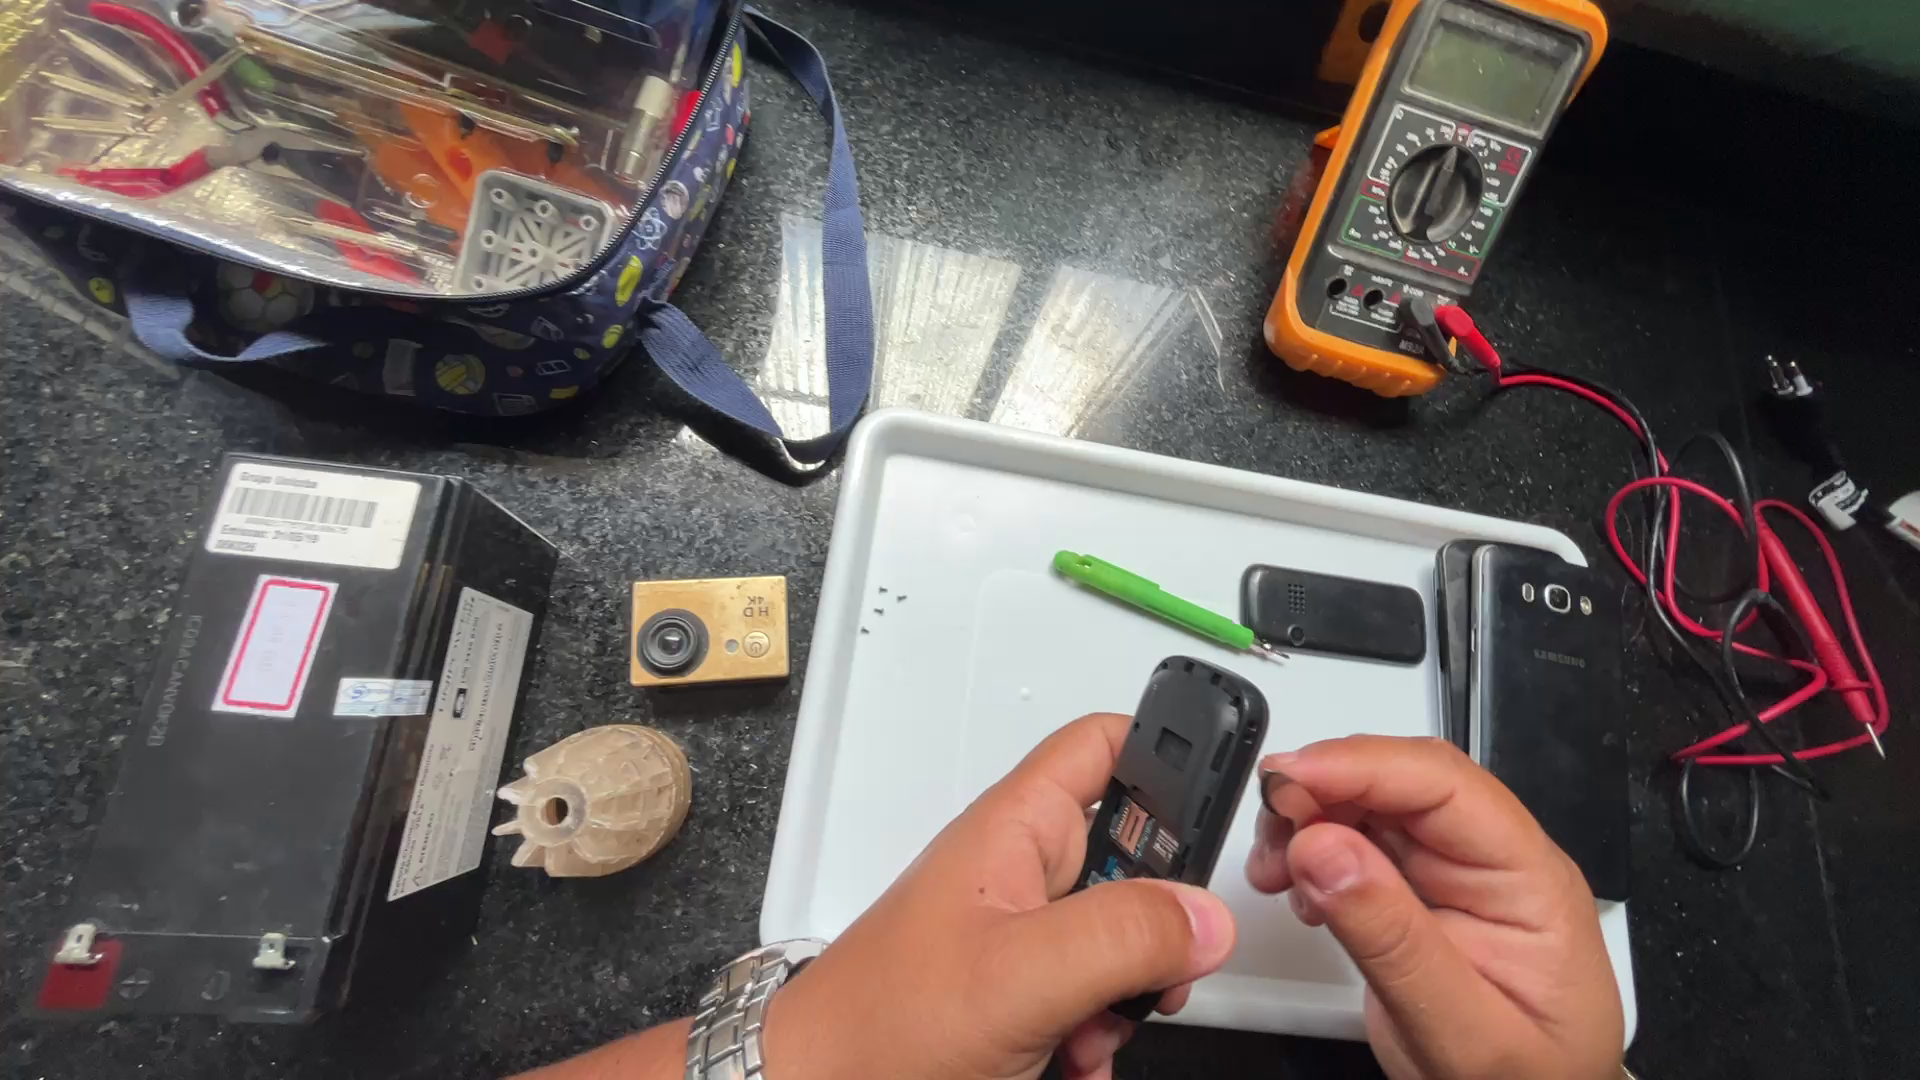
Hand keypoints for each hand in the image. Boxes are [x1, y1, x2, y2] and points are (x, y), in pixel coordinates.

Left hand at [763, 713, 1236, 1079]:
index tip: (1220, 798)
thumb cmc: (888, 1019)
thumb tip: (1207, 914)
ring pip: (1122, 925)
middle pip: (1131, 847)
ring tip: (1096, 1026)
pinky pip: (1096, 980)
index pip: (1100, 744)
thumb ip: (1122, 936)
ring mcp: (1026, 922)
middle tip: (1158, 958)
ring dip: (1130, 981)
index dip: (1163, 749)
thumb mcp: (1020, 973)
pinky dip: (1102, 1020)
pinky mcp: (1026, 975)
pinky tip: (1074, 1054)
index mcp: (1018, 824)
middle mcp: (1027, 862)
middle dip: (1158, 908)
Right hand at [1246, 735, 1621, 1079]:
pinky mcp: (1405, 873)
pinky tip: (1291, 883)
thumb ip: (1393, 942)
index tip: (1285, 780)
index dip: (1359, 766)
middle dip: (1322, 785)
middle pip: (1397, 776)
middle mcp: (1486, 852)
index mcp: (1527, 877)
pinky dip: (1302, 840)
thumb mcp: (1461, 1036)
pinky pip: (1346, 827)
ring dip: (1304, 813)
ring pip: (1363, 793)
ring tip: (1273, 867)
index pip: (1443, 783)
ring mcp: (1445, 859)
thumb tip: (1319, 844)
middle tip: (1269, 823)